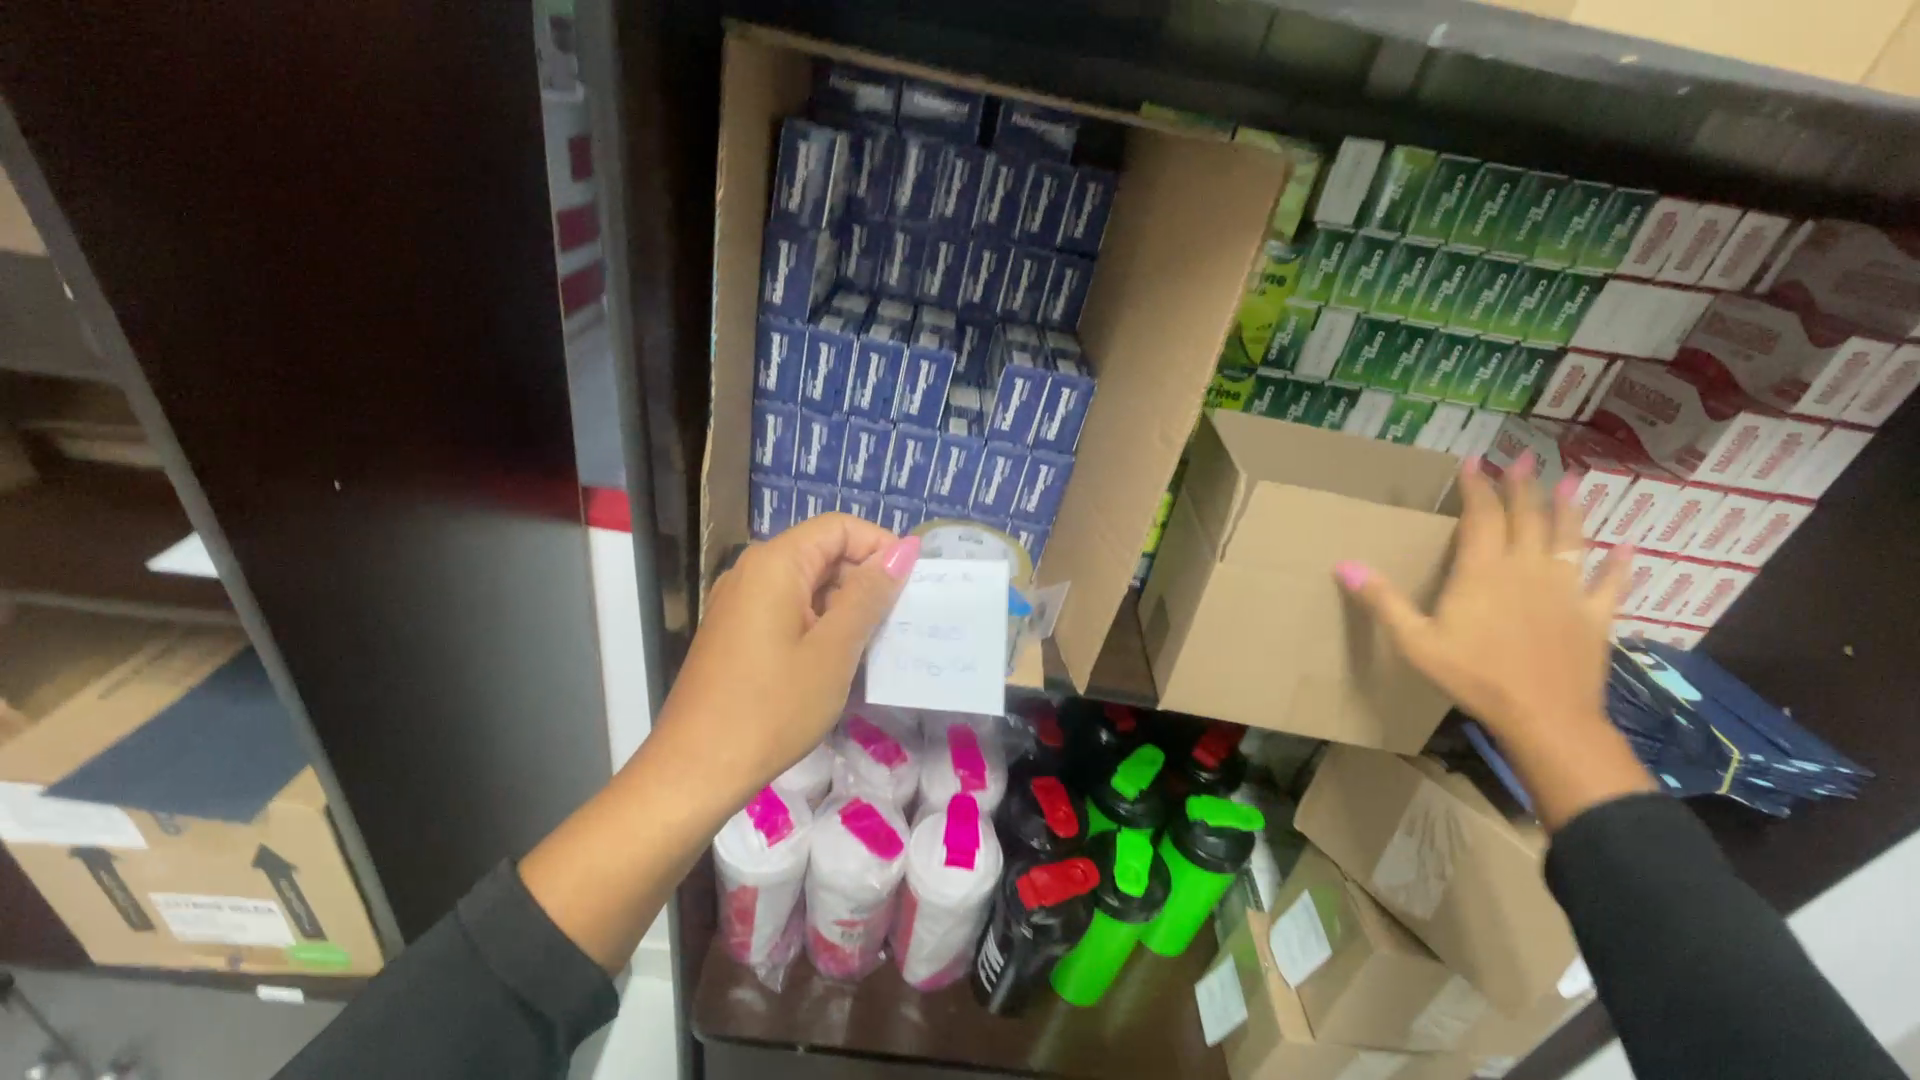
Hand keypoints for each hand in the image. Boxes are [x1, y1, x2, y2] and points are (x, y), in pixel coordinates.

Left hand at [653, 514, 919, 802]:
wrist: (696, 769)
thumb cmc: (772, 708)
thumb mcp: (833, 651)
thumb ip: (869, 595)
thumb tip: (904, 550)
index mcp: (774, 564)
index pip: (838, 527)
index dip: (880, 547)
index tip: (910, 588)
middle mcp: (752, 572)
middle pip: (822, 553)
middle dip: (865, 580)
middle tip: (898, 624)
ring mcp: (740, 604)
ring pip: (808, 586)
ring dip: (845, 608)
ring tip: (873, 648)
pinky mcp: (737, 634)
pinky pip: (788, 612)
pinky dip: (820, 627)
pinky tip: (838, 664)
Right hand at [1335, 454, 1627, 742]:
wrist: (1544, 716)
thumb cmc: (1473, 676)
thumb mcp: (1415, 642)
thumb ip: (1383, 601)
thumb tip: (1344, 565)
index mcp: (1483, 571)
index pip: (1481, 516)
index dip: (1477, 487)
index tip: (1473, 461)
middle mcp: (1527, 568)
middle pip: (1527, 517)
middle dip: (1521, 485)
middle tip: (1521, 457)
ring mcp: (1566, 590)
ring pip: (1570, 538)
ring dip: (1569, 508)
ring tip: (1571, 482)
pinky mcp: (1595, 615)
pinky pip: (1610, 583)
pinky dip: (1619, 564)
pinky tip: (1628, 548)